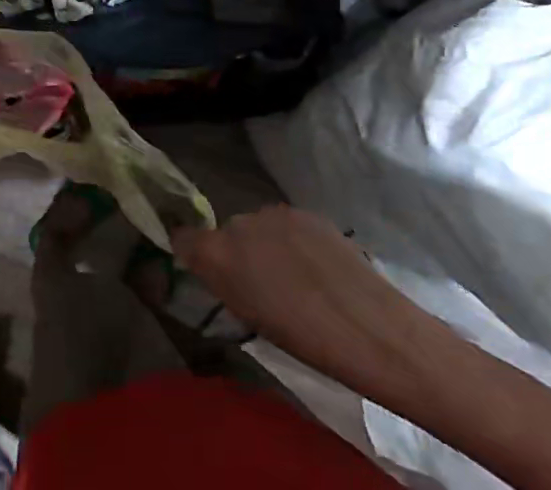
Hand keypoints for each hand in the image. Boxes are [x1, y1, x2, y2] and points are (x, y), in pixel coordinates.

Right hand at [173, 205, 418, 366]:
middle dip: (237, 251)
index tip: (206, 268)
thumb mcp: (248, 316)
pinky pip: (286, 223)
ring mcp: (273, 213)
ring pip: (258, 225)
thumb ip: (225, 282)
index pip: (183, 237)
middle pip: (226, 232)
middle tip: (260, 282)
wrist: (367, 326)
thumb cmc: (302, 338)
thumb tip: (218, 268)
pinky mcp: (305, 211)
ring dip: (265, 242)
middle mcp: (238, 223)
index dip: (191, 251)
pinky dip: (292, 238)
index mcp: (216, 254)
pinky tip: (315, 264)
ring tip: (293, 273)